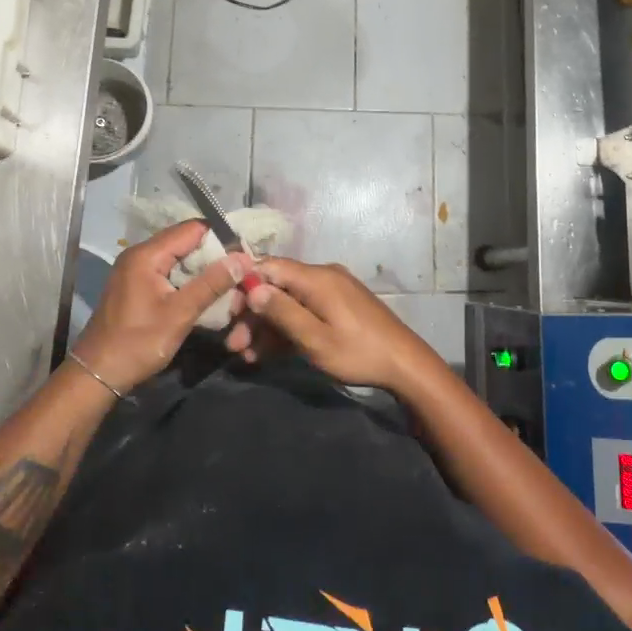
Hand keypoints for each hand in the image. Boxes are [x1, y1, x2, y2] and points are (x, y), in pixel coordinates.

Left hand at [75, 222, 242, 392]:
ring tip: (227, 285)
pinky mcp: (136, 285)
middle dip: (214, 255)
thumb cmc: (138, 343)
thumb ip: (212, 283)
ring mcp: (135, 270)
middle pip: (185, 241)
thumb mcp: (180, 313)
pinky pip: (168, 271)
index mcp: (146, 255)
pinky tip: (203, 295)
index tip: (243, 257)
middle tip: (239, 273)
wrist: (97, 375)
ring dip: (202, 269)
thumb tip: (243, 259)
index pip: (193, 229)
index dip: (220, 239)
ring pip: (178, 258)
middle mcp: (139, 255)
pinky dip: (187, 280)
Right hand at [244, 258, 444, 392]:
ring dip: (266, 327)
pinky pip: (304, 311)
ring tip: (246, 356)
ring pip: (289, 302)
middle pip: (277, 286)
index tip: (228, 313)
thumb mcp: (315, 338)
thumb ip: (283, 312)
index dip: (245, 286)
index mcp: (318, 278)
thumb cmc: (358, 352)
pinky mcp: (338, 307)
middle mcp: (323, 277)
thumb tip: (252, 288)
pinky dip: (286, 329)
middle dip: (253, 314)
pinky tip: (268, 354)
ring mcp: (332, 292)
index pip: (270, 267)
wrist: (404, 364)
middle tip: (234, 345)